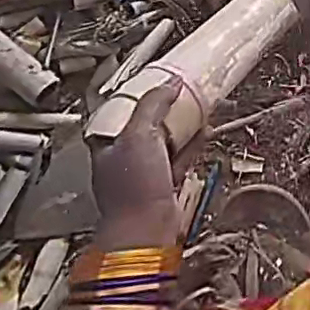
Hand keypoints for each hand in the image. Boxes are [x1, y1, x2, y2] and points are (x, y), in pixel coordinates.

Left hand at [90, 83, 182, 246]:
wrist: (147, 230)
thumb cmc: (131, 189)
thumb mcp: (138, 134)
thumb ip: (153, 104)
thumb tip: (170, 83)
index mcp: (106, 142)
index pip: (117, 109)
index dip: (134, 93)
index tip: (152, 79)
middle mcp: (122, 156)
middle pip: (143, 122)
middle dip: (161, 107)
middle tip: (178, 90)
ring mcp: (144, 170)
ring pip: (164, 138)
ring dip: (180, 122)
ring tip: (196, 105)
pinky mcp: (164, 183)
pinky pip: (180, 155)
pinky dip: (193, 142)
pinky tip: (204, 130)